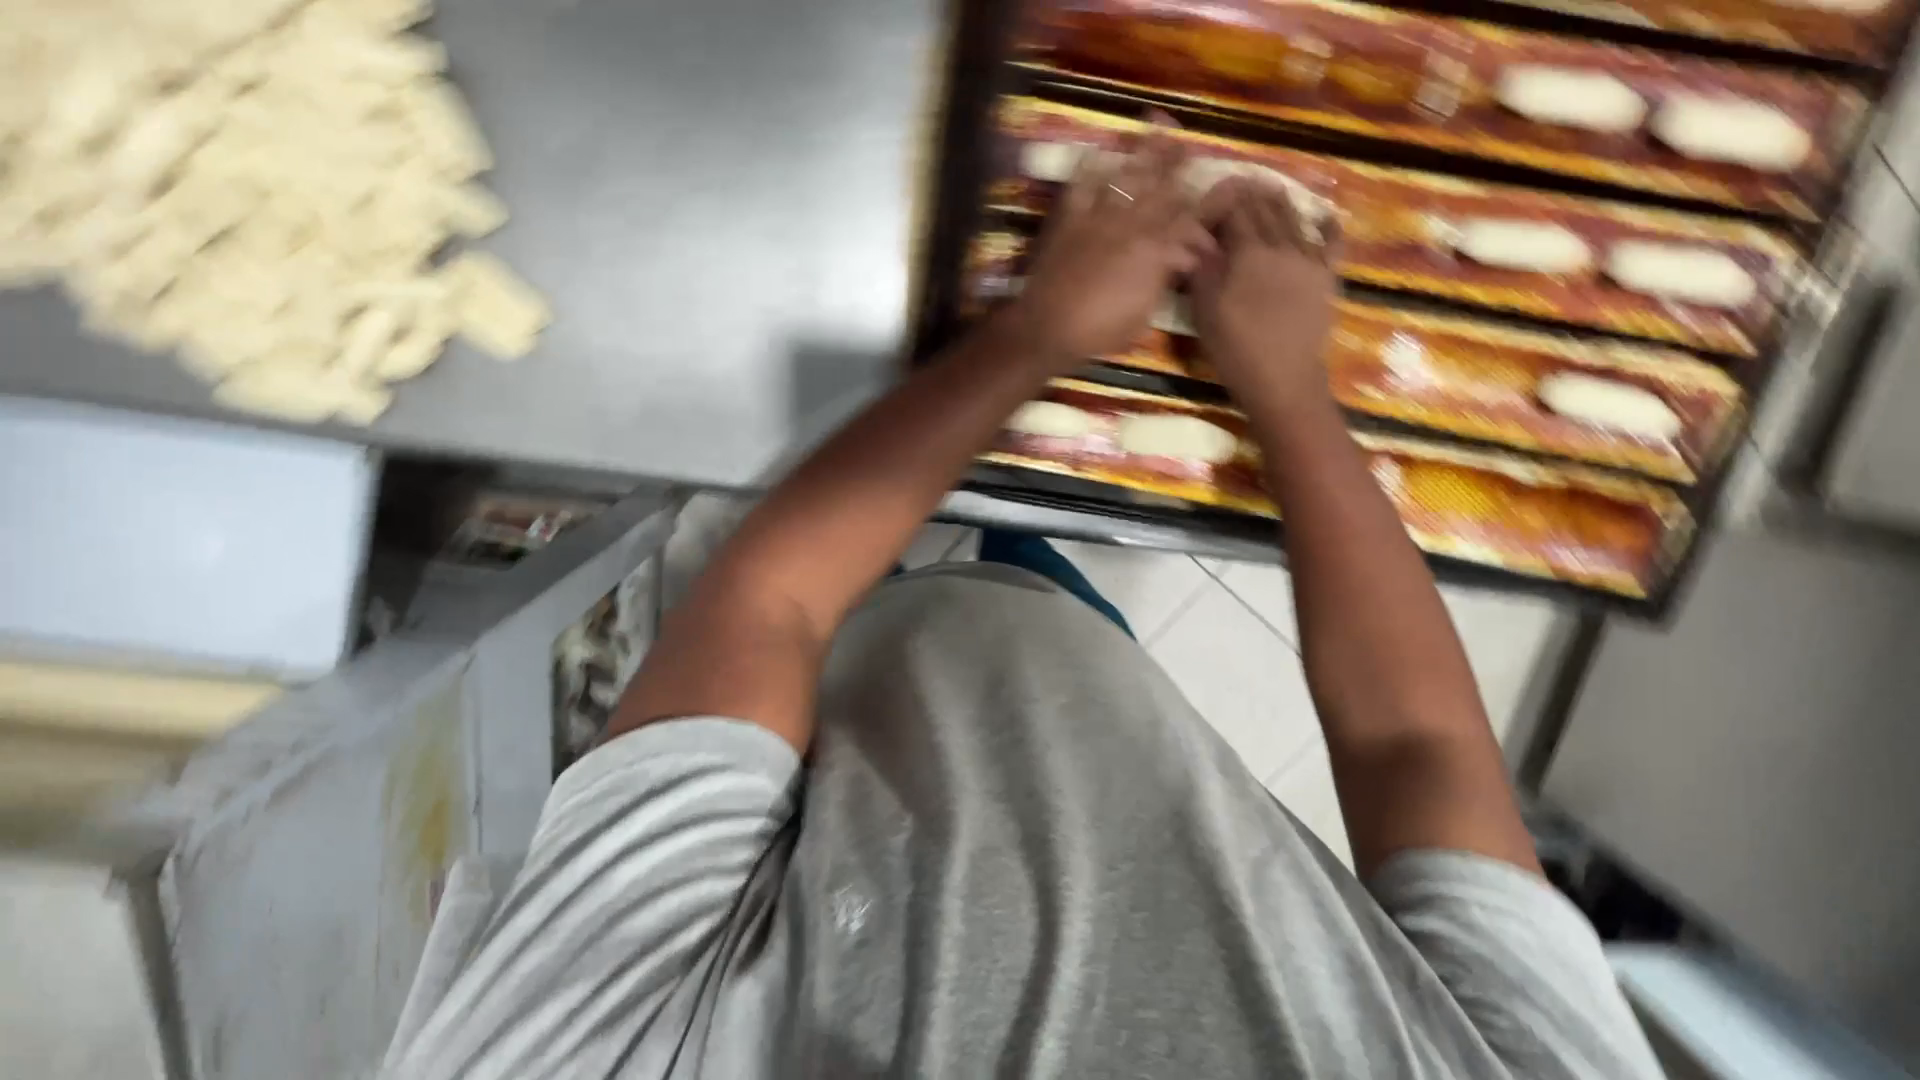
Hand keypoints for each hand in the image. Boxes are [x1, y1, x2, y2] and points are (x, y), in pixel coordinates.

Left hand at [1005, 119, 1215, 366]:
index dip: (1213, 206)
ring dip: (1145, 148)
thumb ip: (1160, 282)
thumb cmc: (1099, 331)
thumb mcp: (1143, 315)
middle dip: (1179, 163)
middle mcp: (1132, 225)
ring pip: (1128, 175)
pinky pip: (1081, 184)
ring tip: (1157, 121)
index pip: (1191, 221)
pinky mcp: (1068, 219)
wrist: (1048, 327)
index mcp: (1155, 252)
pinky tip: (1098, 148)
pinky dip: (1091, 164)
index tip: (1232, 189)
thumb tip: (1177, 262)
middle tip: (1190, 142)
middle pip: (1163, 187)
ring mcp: (1098, 217)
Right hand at [1190, 177, 1343, 410]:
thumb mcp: (1205, 311)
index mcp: (1248, 251)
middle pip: (1266, 207)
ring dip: (1280, 202)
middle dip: (1251, 195)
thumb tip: (1194, 239)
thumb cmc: (1236, 349)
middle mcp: (1282, 245)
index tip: (1210, 199)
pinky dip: (1327, 225)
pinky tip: (1324, 216)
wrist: (1284, 380)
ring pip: (1295, 218)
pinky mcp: (1327, 277)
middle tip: (1239, 188)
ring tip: (1270, 192)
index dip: (1221, 200)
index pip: (1235, 209)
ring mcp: (1310, 259)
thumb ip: (1201, 269)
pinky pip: (1332, 242)